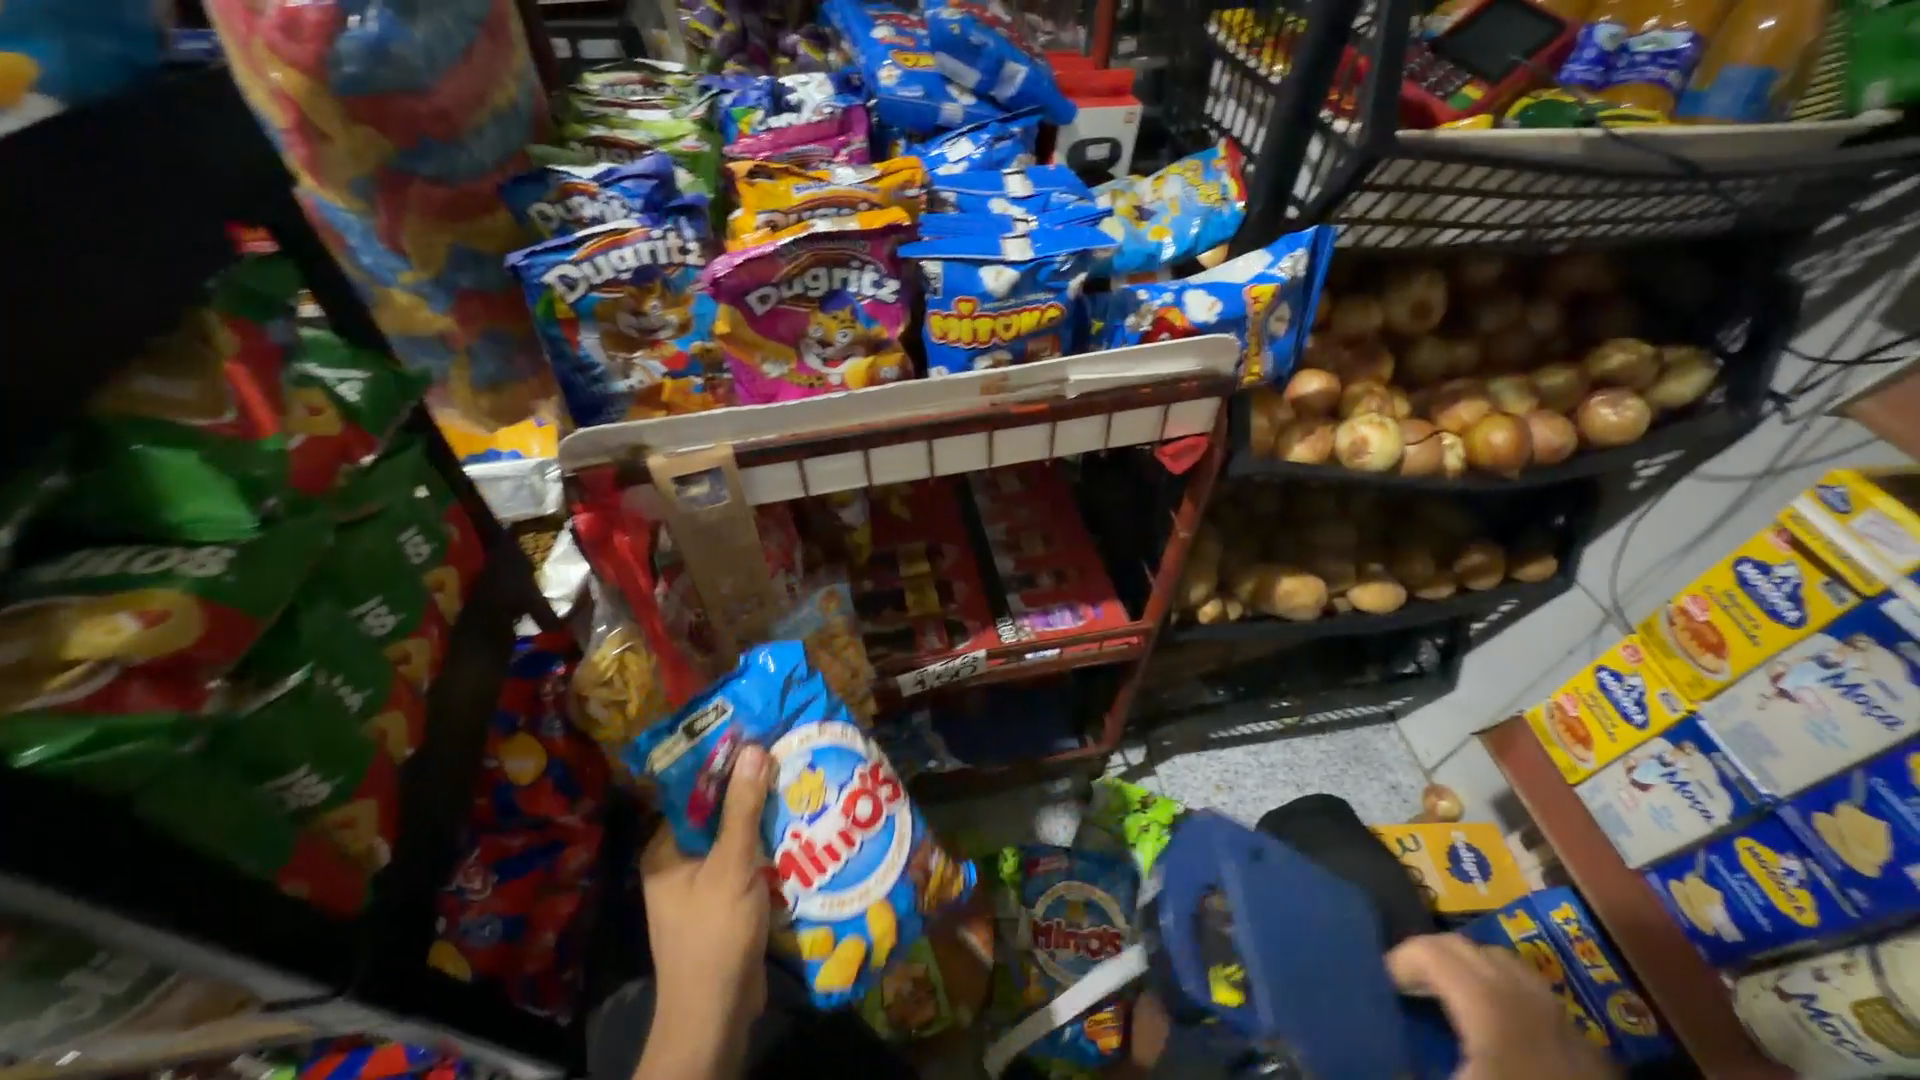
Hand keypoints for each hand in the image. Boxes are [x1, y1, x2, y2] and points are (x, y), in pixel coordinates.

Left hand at [636, 744, 773, 1079]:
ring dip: (766, 824)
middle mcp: (678, 865)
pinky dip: (771, 853)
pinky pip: (749, 867)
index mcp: (665, 850)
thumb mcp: (731, 866)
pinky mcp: (727, 907)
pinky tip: (802, 835)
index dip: (726, 766)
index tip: (760, 739)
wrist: (716, 1014)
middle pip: (718, 816)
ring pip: (737, 842)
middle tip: (790, 761)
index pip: (694, 794)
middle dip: (753, 794)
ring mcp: (703, 888)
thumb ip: (742, 809)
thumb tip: (753, 749)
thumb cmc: (714, 935)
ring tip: (803, 789)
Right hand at [1388, 933, 1616, 1079]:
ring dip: (1469, 971)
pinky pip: (1540, 1000)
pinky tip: (1498, 1035)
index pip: (1432, 951)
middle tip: (1405, 990)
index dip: (1399, 961)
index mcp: (1489, 1006)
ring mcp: (1565, 1024)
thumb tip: (1379, 1058)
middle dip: (1429, 959)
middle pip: (1468, 949)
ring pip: (1508, 968)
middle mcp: (1528, 1001)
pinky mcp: (1590, 1054)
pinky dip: (1507, 997)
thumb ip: (1406, 1065)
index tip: (1381, 989)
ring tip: (1447, 1003)